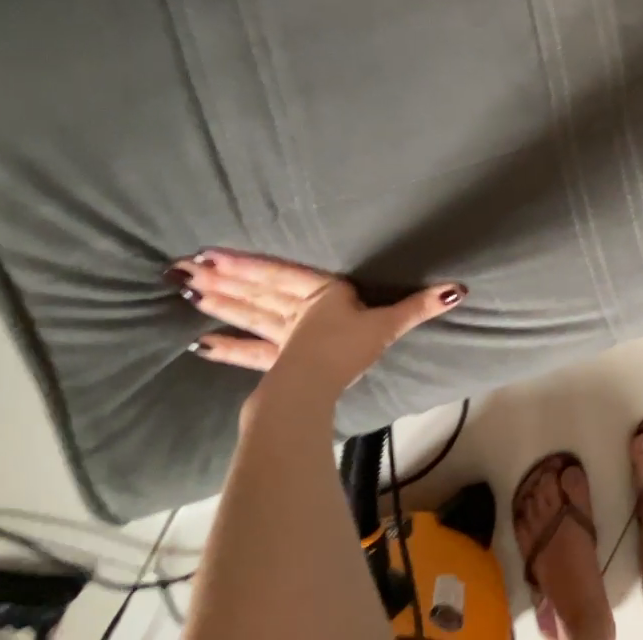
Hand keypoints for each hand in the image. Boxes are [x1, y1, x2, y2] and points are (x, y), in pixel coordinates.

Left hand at [166, 249, 463, 399]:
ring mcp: (279, 340)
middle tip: (182, 265)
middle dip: (221, 278)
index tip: (211, 252)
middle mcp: (293, 312)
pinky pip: (246, 354)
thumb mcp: (389, 324)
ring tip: (185, 290)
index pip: (279, 274)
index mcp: (319, 295)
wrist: (315, 391)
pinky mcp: (274, 366)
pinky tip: (198, 345)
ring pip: (244, 316)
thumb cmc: (348, 351)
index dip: (247, 263)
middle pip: (253, 291)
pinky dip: (224, 349)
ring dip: (216, 304)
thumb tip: (460, 289)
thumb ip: (420, 306)